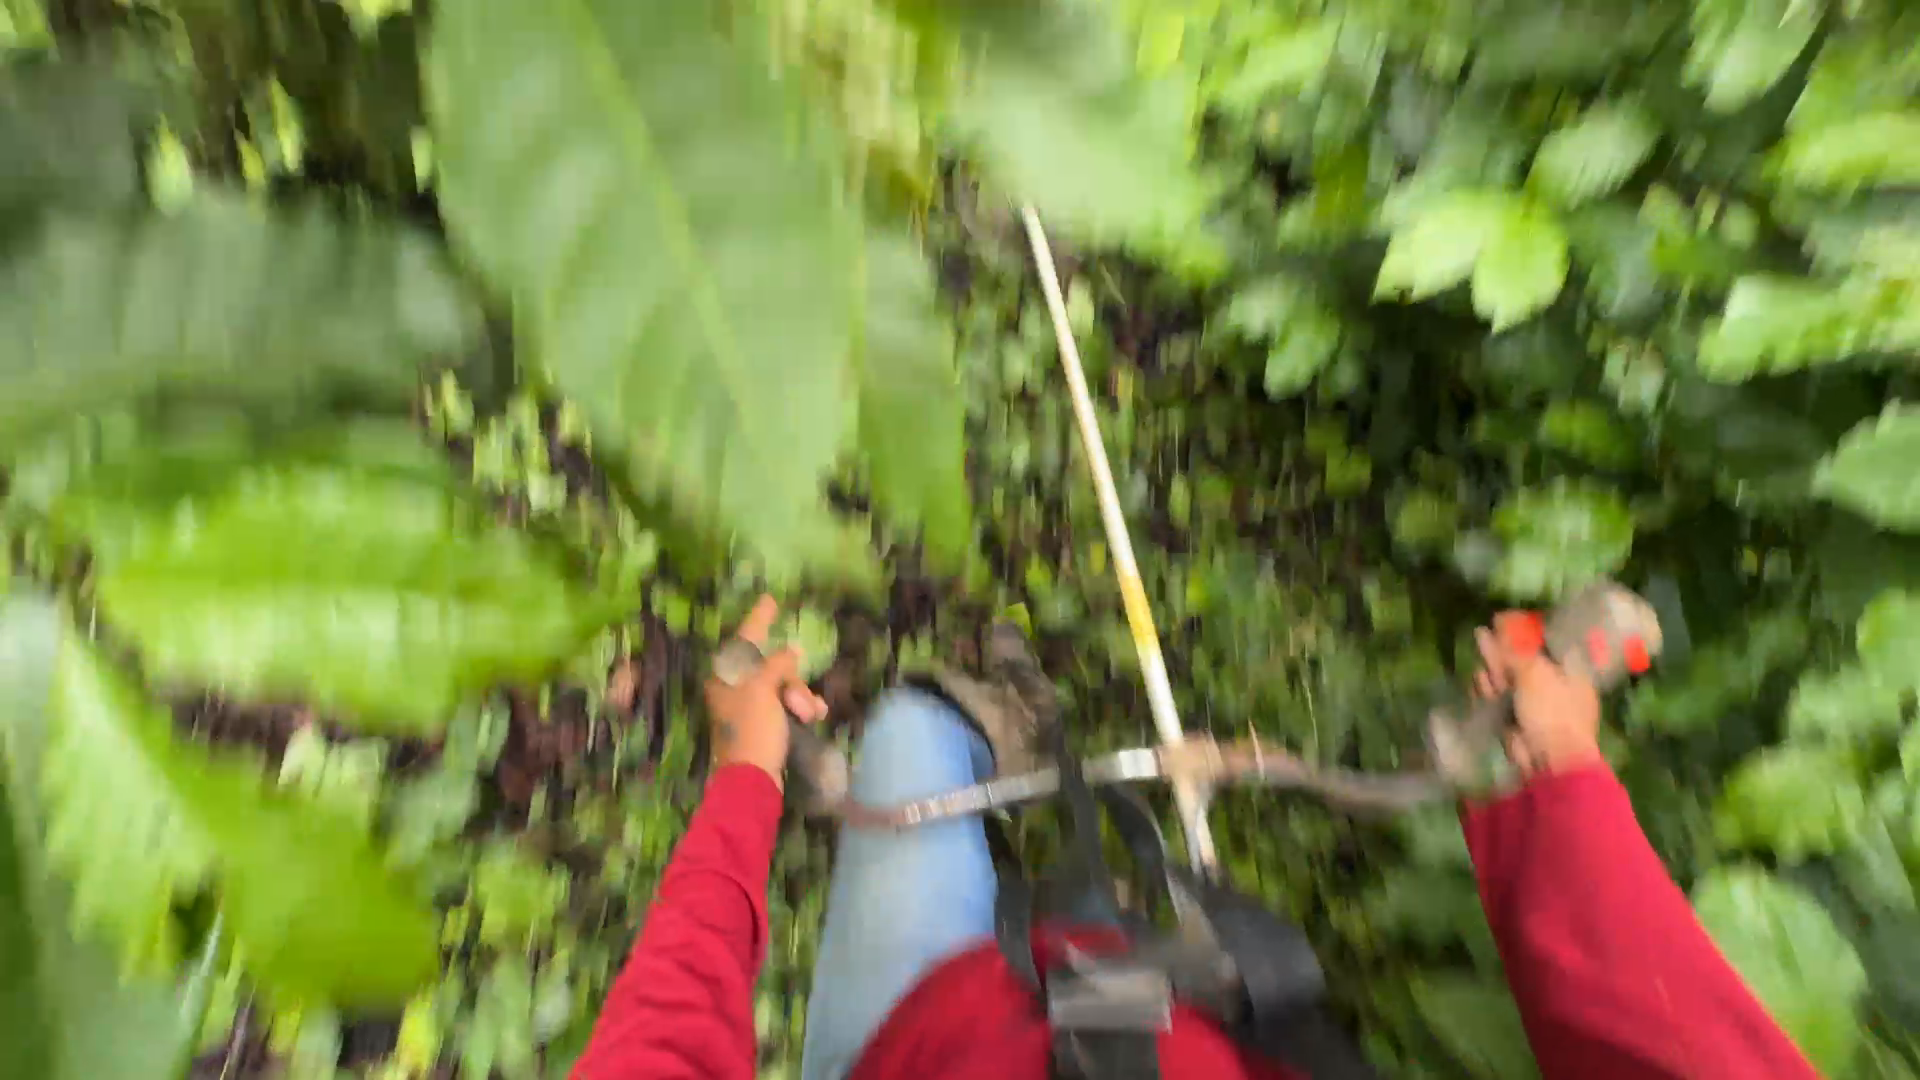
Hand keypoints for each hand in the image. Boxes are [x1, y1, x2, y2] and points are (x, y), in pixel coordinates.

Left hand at [705, 595, 829, 789]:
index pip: (745, 638)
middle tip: (801, 703)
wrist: (753, 781)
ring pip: (783, 685)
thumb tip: (791, 650)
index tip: (771, 599)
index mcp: (726, 676)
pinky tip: (816, 716)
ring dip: (801, 696)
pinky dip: (802, 707)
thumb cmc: (753, 730)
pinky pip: (786, 704)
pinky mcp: (762, 724)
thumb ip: (778, 663)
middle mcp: (733, 688)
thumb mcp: (765, 689)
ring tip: (811, 715)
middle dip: (792, 680)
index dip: (760, 619)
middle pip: (771, 665)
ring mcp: (748, 707)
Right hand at [1474, 612, 1602, 777]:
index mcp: (1572, 674)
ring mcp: (1535, 704)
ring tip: (1481, 661)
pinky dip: (1489, 691)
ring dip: (1493, 670)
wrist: (1547, 758)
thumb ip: (1515, 648)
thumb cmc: (1552, 710)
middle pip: (1523, 661)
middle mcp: (1555, 687)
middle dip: (1502, 650)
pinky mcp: (1516, 718)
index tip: (1506, 623)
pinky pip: (1499, 698)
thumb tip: (1502, 621)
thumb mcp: (1535, 672)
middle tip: (1482, 633)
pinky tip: (1481, 684)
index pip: (1549, 646)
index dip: (1527, 634)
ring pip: (1508, 679)